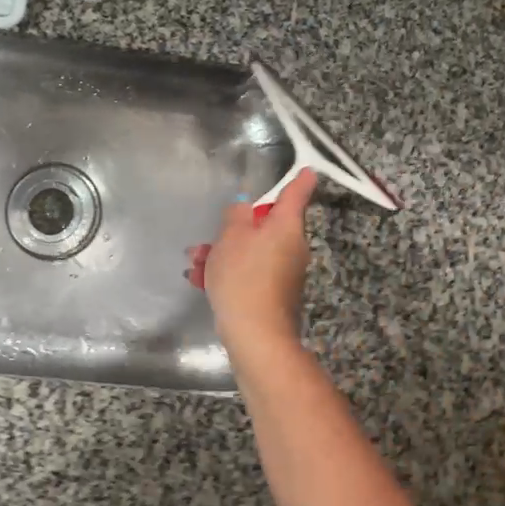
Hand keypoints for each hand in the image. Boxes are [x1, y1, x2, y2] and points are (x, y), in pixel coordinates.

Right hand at [187, 168, 319, 354]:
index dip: (300, 180)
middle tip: (209, 236)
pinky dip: (229, 272)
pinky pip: (250, 273)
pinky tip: (201, 280)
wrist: (257, 336)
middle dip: (235, 228)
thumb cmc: (244, 277)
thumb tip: (245, 208)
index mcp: (286, 227)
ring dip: (224, 253)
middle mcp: (292, 247)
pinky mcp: (273, 295)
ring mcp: (284, 273)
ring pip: (253, 251)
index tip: (308, 170)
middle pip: (266, 226)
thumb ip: (236, 216)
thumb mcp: (231, 238)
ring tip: (196, 262)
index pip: (296, 195)